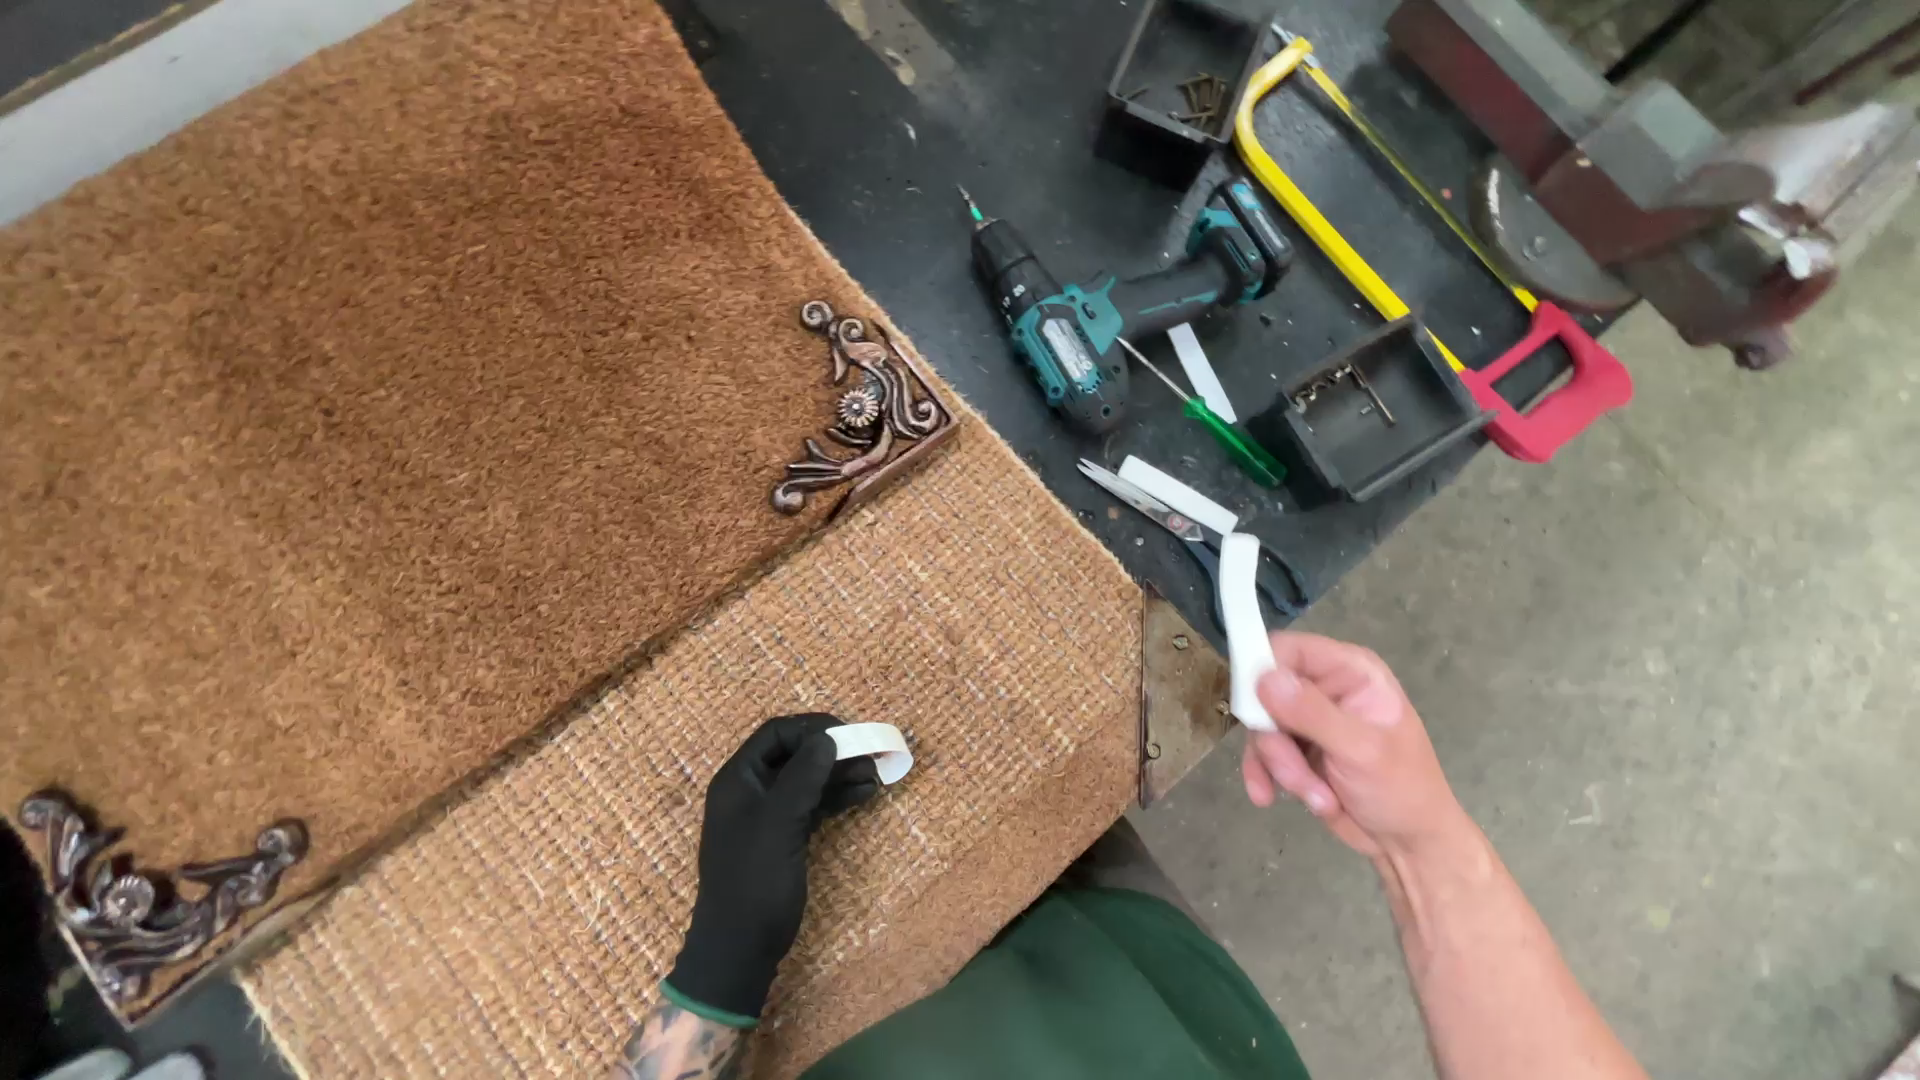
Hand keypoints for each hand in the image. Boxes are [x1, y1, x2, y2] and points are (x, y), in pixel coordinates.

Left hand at [665, 714, 879, 1021]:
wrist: (740, 947)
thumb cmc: (753, 880)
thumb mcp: (779, 823)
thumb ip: (803, 776)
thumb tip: (827, 738)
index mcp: (738, 779)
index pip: (776, 734)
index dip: (812, 729)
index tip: (848, 735)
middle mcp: (751, 790)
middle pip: (796, 754)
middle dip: (833, 752)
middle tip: (869, 754)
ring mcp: (768, 813)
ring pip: (808, 779)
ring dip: (840, 774)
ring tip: (876, 775)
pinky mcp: (784, 835)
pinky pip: (813, 803)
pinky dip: (837, 796)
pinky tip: (864, 794)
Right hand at [1241, 632, 1467, 859]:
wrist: (1408, 843)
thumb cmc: (1403, 790)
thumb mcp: (1362, 751)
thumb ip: (1313, 713)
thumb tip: (1264, 678)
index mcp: (1349, 672)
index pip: (1288, 650)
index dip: (1262, 673)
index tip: (1252, 710)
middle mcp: (1324, 687)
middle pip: (1265, 692)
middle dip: (1275, 740)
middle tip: (1295, 771)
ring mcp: (1306, 718)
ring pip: (1261, 727)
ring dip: (1278, 766)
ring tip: (1316, 797)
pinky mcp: (1293, 747)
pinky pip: (1259, 751)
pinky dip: (1263, 775)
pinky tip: (1269, 797)